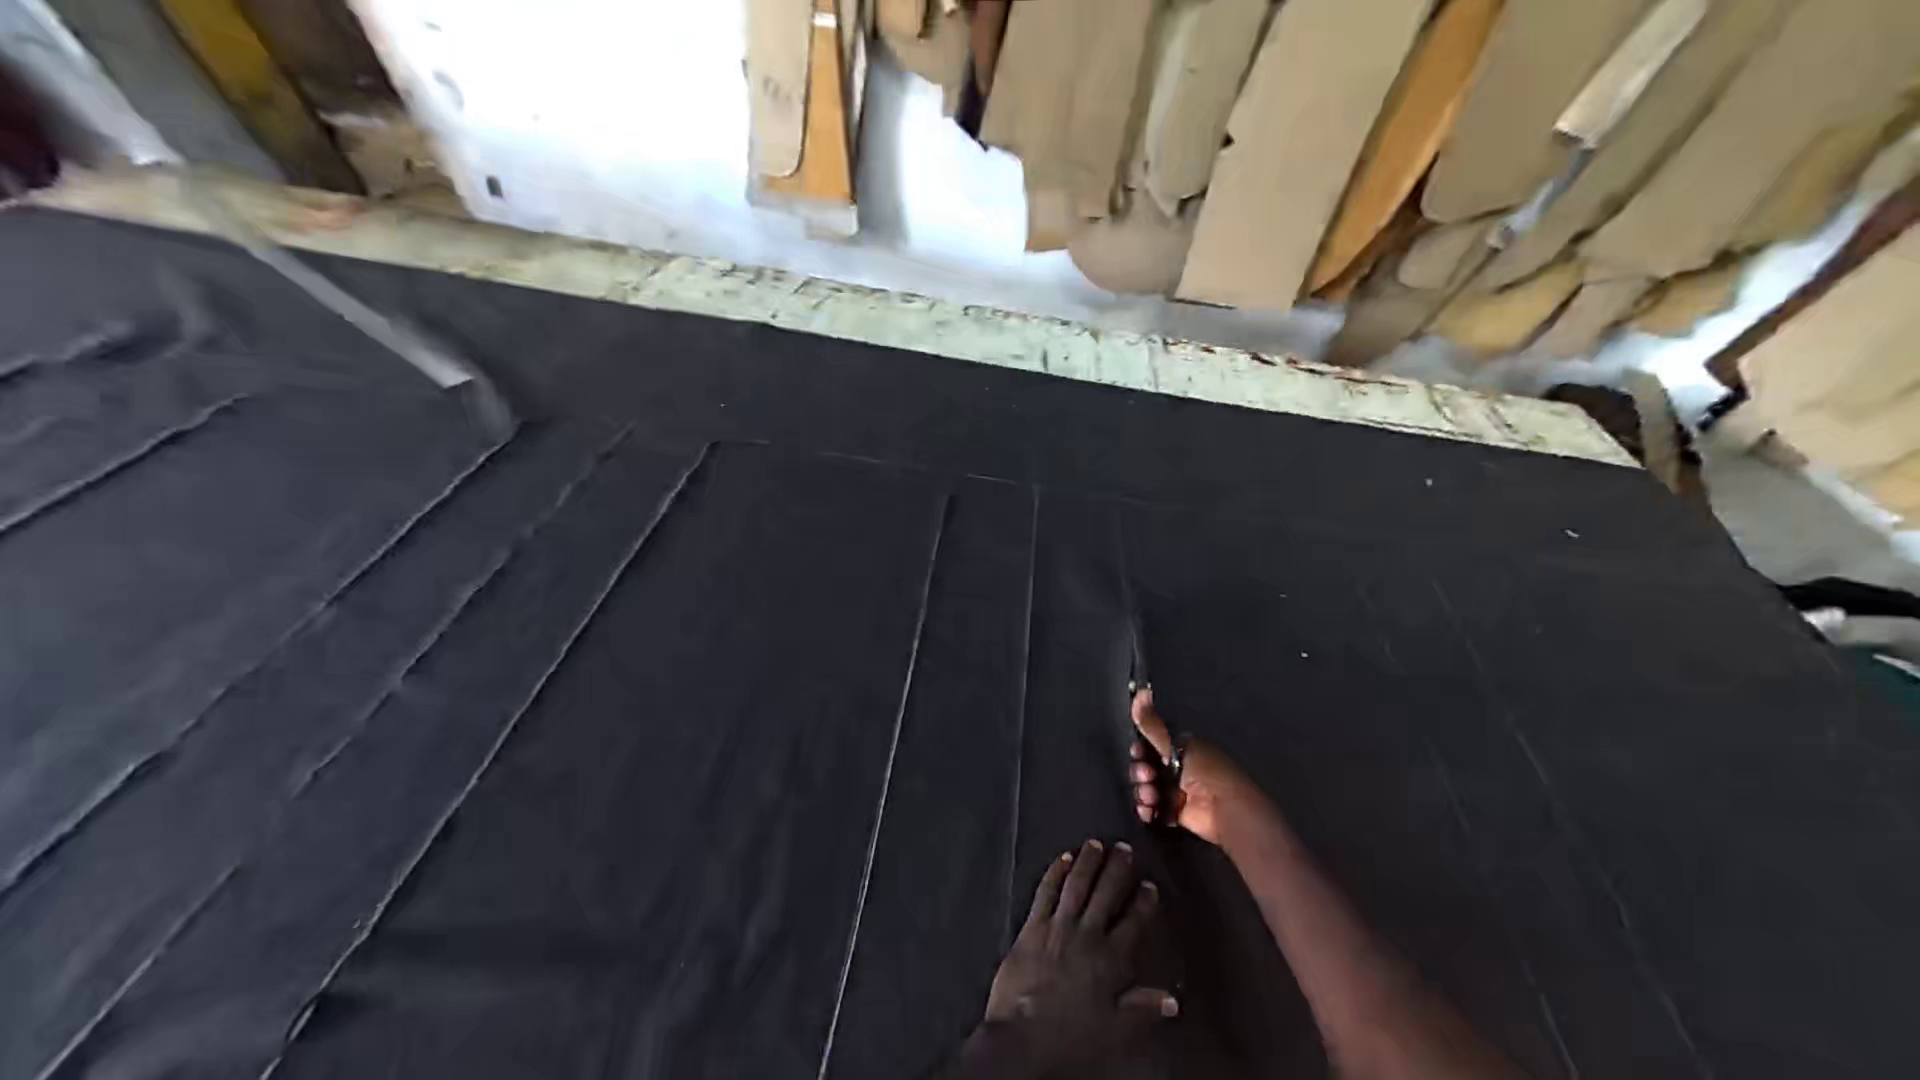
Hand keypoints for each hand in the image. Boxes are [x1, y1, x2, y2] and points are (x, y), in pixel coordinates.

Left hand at [973, 839, 1175, 1073]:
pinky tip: (1063, 857)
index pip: (1133, 923)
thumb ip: (1142, 1009)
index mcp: (1111, 960)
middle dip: (1117, 869)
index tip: (1149, 884)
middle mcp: (1087, 935)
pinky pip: (1046, 891)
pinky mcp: (1032, 925)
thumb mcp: (1115, 1032)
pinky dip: (1055, 871)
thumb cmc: (1072, 1039)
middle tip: (1125, 848)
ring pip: (1077, 884)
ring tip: (1096, 843)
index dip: (1143, 902)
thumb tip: (1174, 999)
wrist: (1022, 1039)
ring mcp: (1057, 926)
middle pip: (1106, 894)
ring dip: (1088, 862)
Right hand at [1129, 688, 1252, 845]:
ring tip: (1151, 798)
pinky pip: (1154, 809)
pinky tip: (1149, 811)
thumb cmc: (1206, 772)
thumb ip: (1153, 723)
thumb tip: (1140, 691)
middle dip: (1141, 773)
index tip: (1137, 754)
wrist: (1228, 810)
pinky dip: (1148, 810)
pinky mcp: (1177, 812)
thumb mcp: (1175, 744)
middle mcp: (1179, 767)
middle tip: (1147, 777)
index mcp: (1182, 746)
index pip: (1151, 745)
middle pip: (1146, 767)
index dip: (1140, 750)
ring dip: (1144, 792)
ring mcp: (1177, 790)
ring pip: (1147, 788)